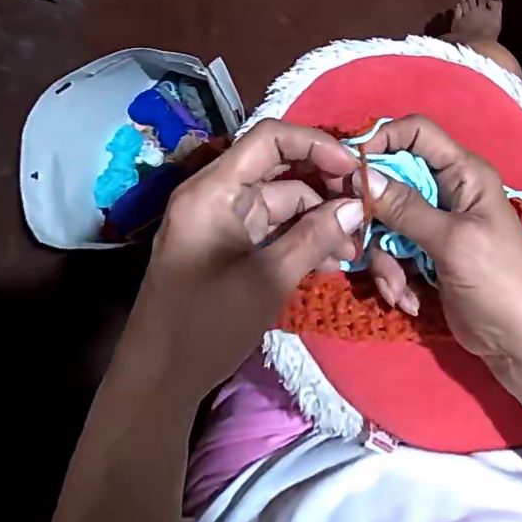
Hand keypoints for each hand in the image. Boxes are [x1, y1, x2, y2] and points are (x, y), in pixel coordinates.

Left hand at [127, 119, 364, 399]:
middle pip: (280, 168)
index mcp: (213, 190)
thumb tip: (356, 205)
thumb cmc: (206, 326)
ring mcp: (224, 219)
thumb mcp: (268, 279)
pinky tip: (333, 258)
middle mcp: (218, 194)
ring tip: (353, 246)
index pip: (269, 139)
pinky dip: (304, 236)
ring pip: (284, 199)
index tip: (354, 168)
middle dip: (325, 184)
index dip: (316, 144)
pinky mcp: (232, 243)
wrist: (158, 382)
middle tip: (364, 208)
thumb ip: (314, 236)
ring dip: (320, 217)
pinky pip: (276, 226)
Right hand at [352, 115, 521, 370]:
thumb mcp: (452, 242)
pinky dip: (395, 276)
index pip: (418, 133)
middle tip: (360, 242)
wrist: (519, 343)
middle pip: (393, 181)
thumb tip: (361, 174)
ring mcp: (437, 224)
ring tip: (400, 289)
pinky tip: (408, 300)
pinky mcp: (427, 254)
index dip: (383, 139)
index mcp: (465, 173)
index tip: (351, 166)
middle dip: (376, 217)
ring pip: (387, 222)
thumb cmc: (498, 281)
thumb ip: (406, 208)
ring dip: (385, 258)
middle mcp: (449, 190)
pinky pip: (394, 252)